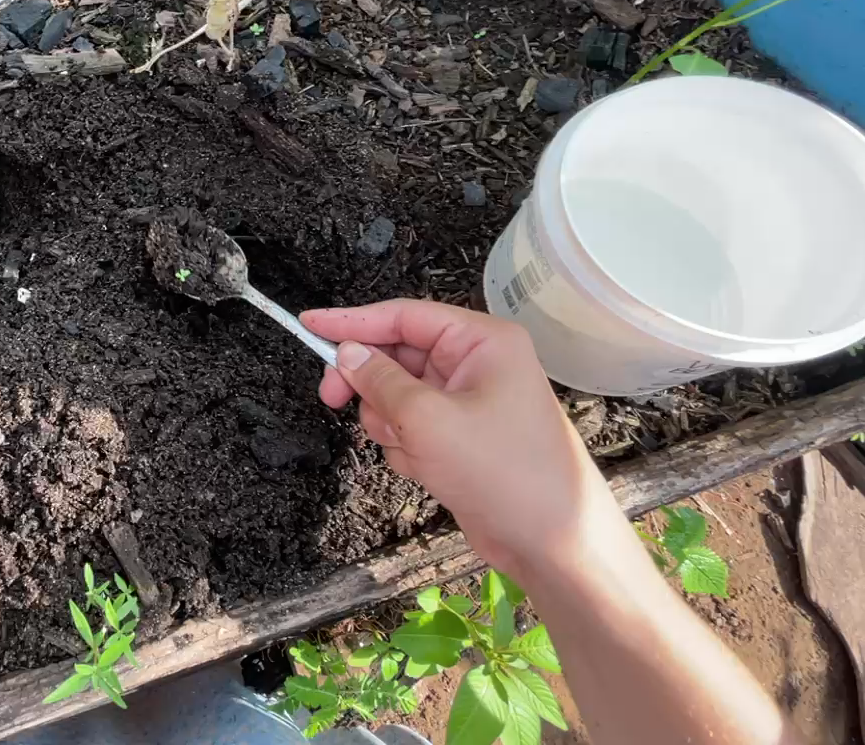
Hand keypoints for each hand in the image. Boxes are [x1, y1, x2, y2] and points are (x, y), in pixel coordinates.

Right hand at [302, 300, 631, 589]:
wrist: (556, 549)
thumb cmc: (501, 472)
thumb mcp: (426, 418)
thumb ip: (378, 378)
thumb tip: (345, 351)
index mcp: (480, 342)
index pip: (402, 316)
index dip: (351, 320)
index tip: (308, 322)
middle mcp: (475, 363)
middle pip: (394, 355)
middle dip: (369, 383)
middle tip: (330, 399)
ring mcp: (467, 400)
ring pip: (395, 392)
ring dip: (388, 420)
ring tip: (409, 449)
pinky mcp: (459, 434)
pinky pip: (408, 423)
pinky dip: (404, 443)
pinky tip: (424, 467)